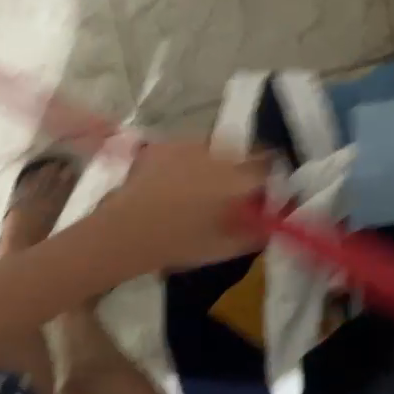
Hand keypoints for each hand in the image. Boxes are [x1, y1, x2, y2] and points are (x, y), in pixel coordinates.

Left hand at [92, 140, 271, 271]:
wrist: (123, 232)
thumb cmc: (175, 245)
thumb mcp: (221, 248)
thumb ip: (253, 234)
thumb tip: (270, 225)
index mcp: (235, 180)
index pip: (267, 167)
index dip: (267, 179)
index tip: (260, 192)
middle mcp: (215, 155)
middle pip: (241, 152)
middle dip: (241, 167)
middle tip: (230, 190)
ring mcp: (186, 146)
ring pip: (214, 147)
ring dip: (214, 160)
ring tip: (199, 184)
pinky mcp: (161, 145)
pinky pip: (185, 147)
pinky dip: (187, 158)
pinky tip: (174, 178)